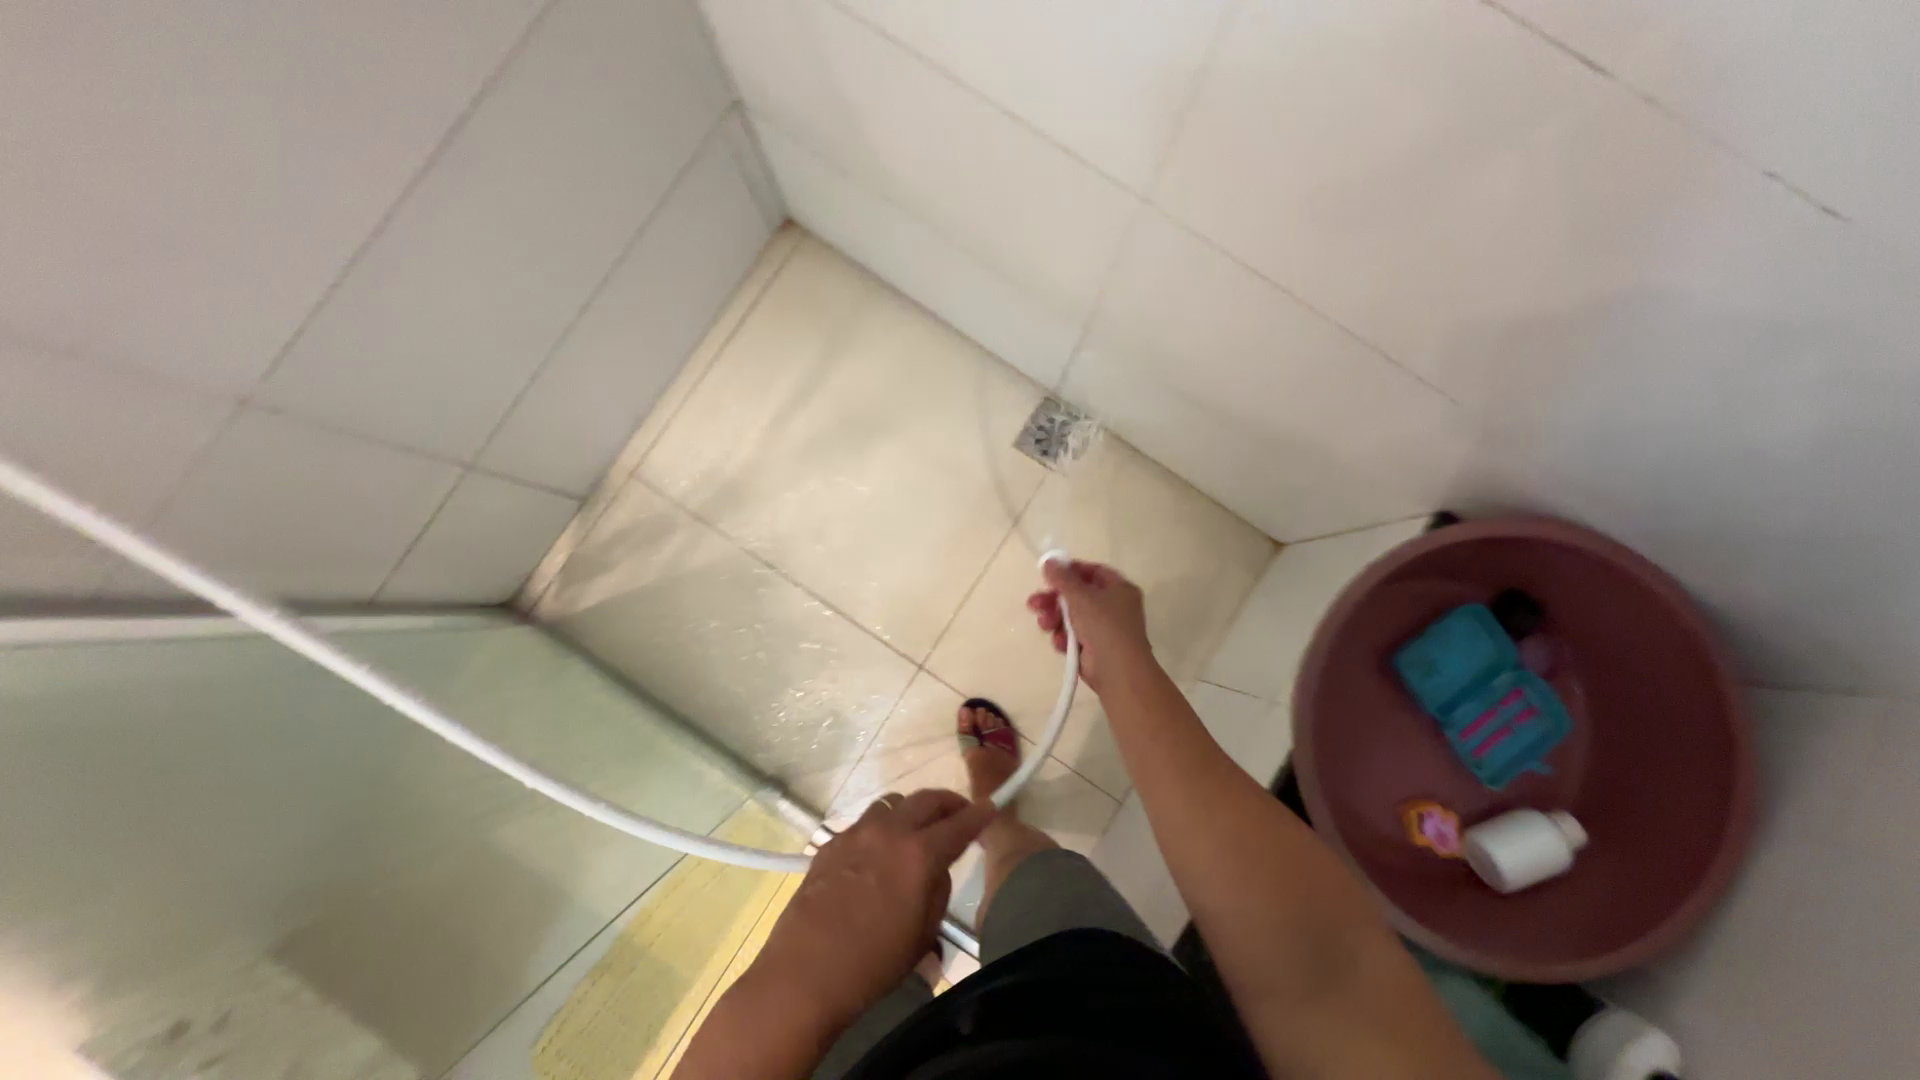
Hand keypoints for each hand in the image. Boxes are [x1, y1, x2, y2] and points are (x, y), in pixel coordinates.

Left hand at [750, 790, 992, 1027]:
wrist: (804, 974)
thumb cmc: (872, 964)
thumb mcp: (923, 934)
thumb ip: (937, 890)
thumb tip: (935, 868)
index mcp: (919, 854)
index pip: (960, 824)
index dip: (980, 814)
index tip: (991, 807)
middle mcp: (888, 832)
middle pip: (925, 799)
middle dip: (948, 803)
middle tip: (959, 814)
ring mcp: (855, 834)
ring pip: (891, 805)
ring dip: (910, 811)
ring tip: (916, 831)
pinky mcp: (830, 845)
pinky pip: (863, 824)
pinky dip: (880, 829)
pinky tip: (878, 854)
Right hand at [1026, 558, 1151, 693]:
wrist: (1117, 670)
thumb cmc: (1104, 625)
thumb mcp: (1081, 596)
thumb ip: (1063, 578)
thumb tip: (1049, 561)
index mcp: (1119, 589)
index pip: (1093, 572)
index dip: (1070, 571)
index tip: (1049, 574)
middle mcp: (1113, 607)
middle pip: (1077, 596)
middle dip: (1054, 600)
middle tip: (1035, 604)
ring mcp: (1103, 629)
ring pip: (1071, 617)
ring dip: (1055, 620)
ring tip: (1045, 625)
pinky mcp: (1093, 648)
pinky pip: (1073, 636)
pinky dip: (1064, 638)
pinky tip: (1059, 643)